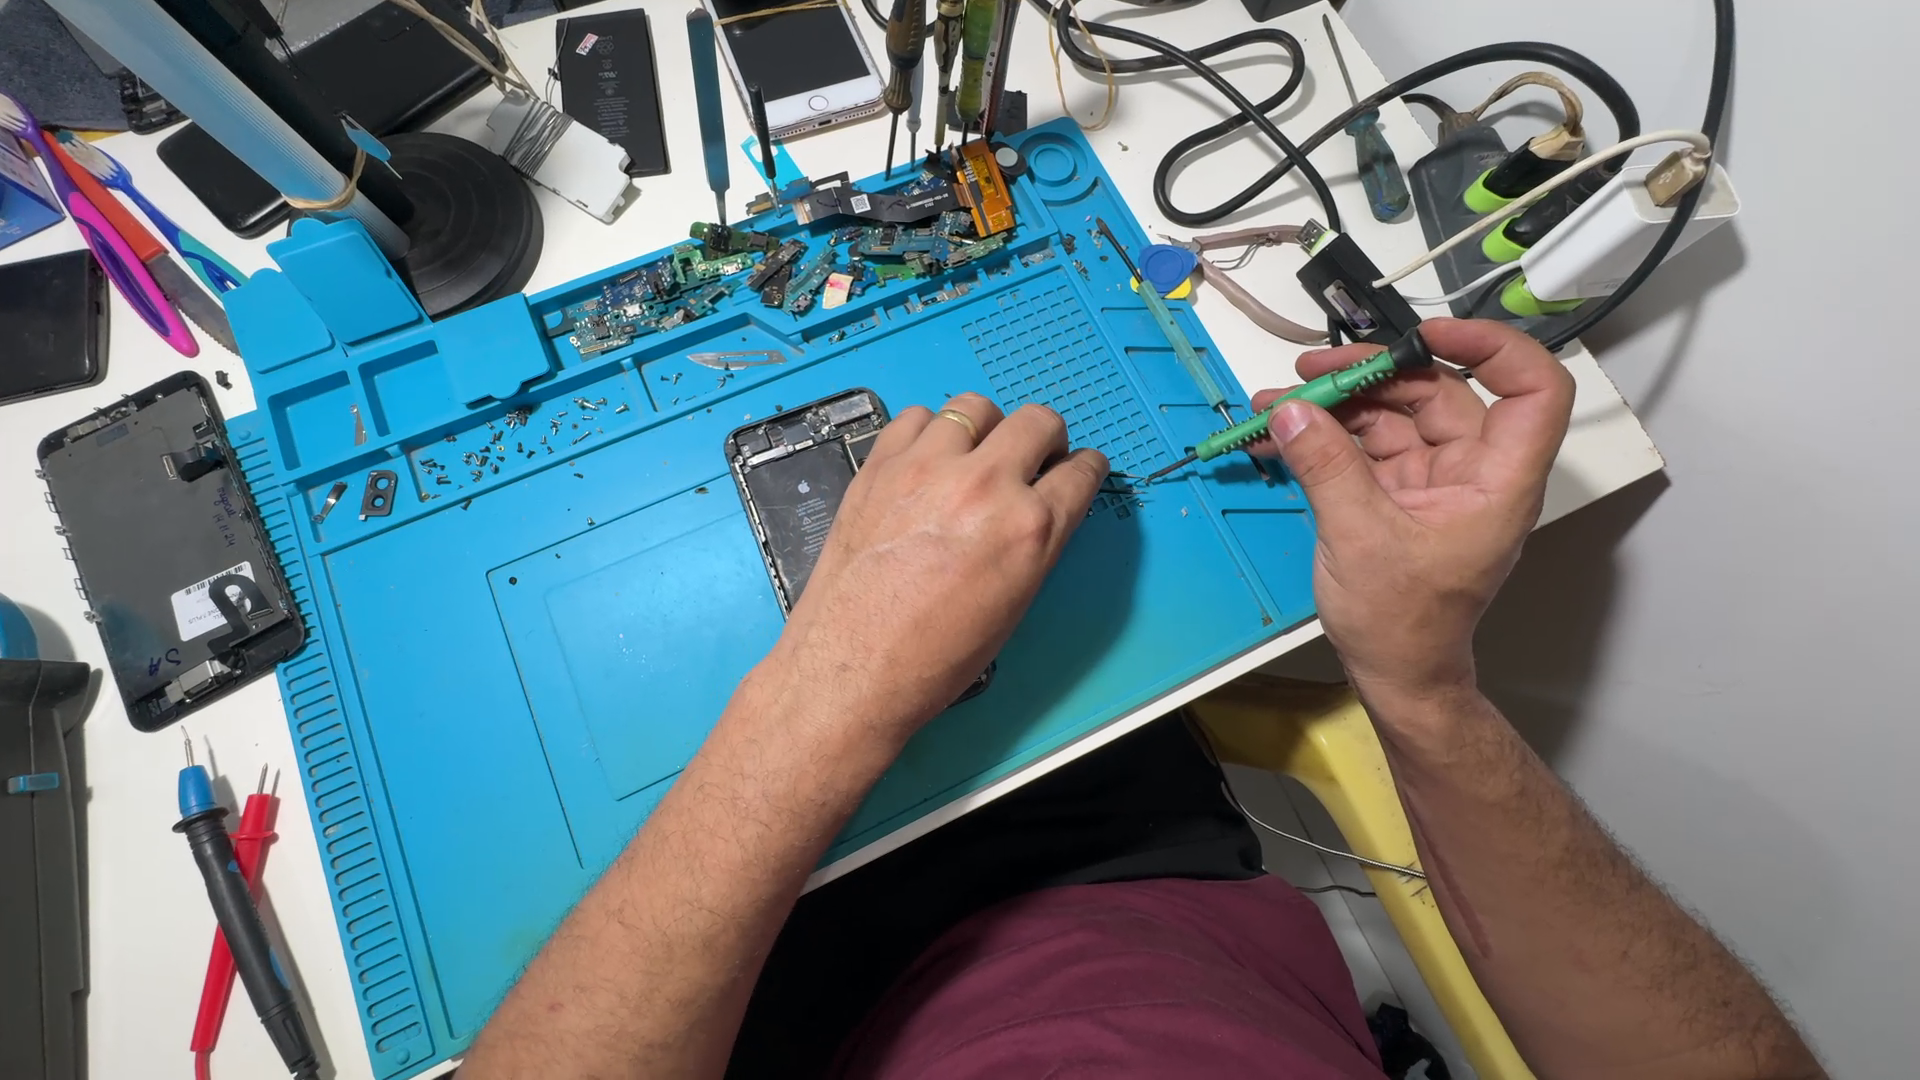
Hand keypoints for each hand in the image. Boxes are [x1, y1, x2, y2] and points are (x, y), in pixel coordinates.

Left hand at [761, 393, 1107, 745]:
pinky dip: (928, 432)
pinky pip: (916, 416)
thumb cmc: (938, 656)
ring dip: (985, 429)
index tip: (1076, 468)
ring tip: (972, 457)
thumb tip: (1039, 505)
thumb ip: (1036, 540)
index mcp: (1030, 528)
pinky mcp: (880, 465)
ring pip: (976, 407)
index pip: (1081, 472)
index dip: (1085, 468)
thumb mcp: (1015, 603)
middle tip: (1030, 460)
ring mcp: (929, 468)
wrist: (853, 667)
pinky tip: (925, 460)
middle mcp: (986, 485)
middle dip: (1046, 438)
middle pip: (1038, 421)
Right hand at [1249, 319, 1573, 708]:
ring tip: (1272, 404)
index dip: (1491, 347)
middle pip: (1435, 393)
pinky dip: (1319, 439)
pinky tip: (1275, 436)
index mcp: (1495, 479)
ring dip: (1332, 406)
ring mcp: (1425, 480)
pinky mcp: (1388, 493)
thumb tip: (1289, 410)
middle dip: (1369, 375)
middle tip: (1307, 371)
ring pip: (1388, 417)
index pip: (1531, 390)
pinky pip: (1357, 449)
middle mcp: (1467, 469)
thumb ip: (1325, 467)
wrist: (1391, 670)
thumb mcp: (1358, 538)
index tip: (1423, 335)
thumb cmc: (1399, 618)